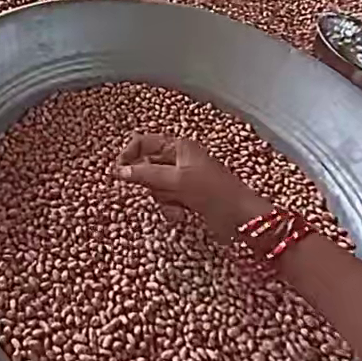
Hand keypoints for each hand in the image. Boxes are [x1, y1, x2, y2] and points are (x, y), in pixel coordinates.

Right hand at [110, 133, 270, 238]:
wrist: (241, 217)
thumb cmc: (214, 192)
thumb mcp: (177, 180)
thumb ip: (147, 174)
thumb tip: (121, 171)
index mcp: (178, 146)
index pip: (143, 143)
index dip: (129, 155)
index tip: (120, 173)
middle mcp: (178, 159)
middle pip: (147, 168)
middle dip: (152, 184)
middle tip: (164, 192)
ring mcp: (182, 178)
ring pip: (155, 187)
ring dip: (163, 200)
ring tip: (178, 207)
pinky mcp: (186, 196)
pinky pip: (166, 201)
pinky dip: (171, 209)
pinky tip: (182, 215)